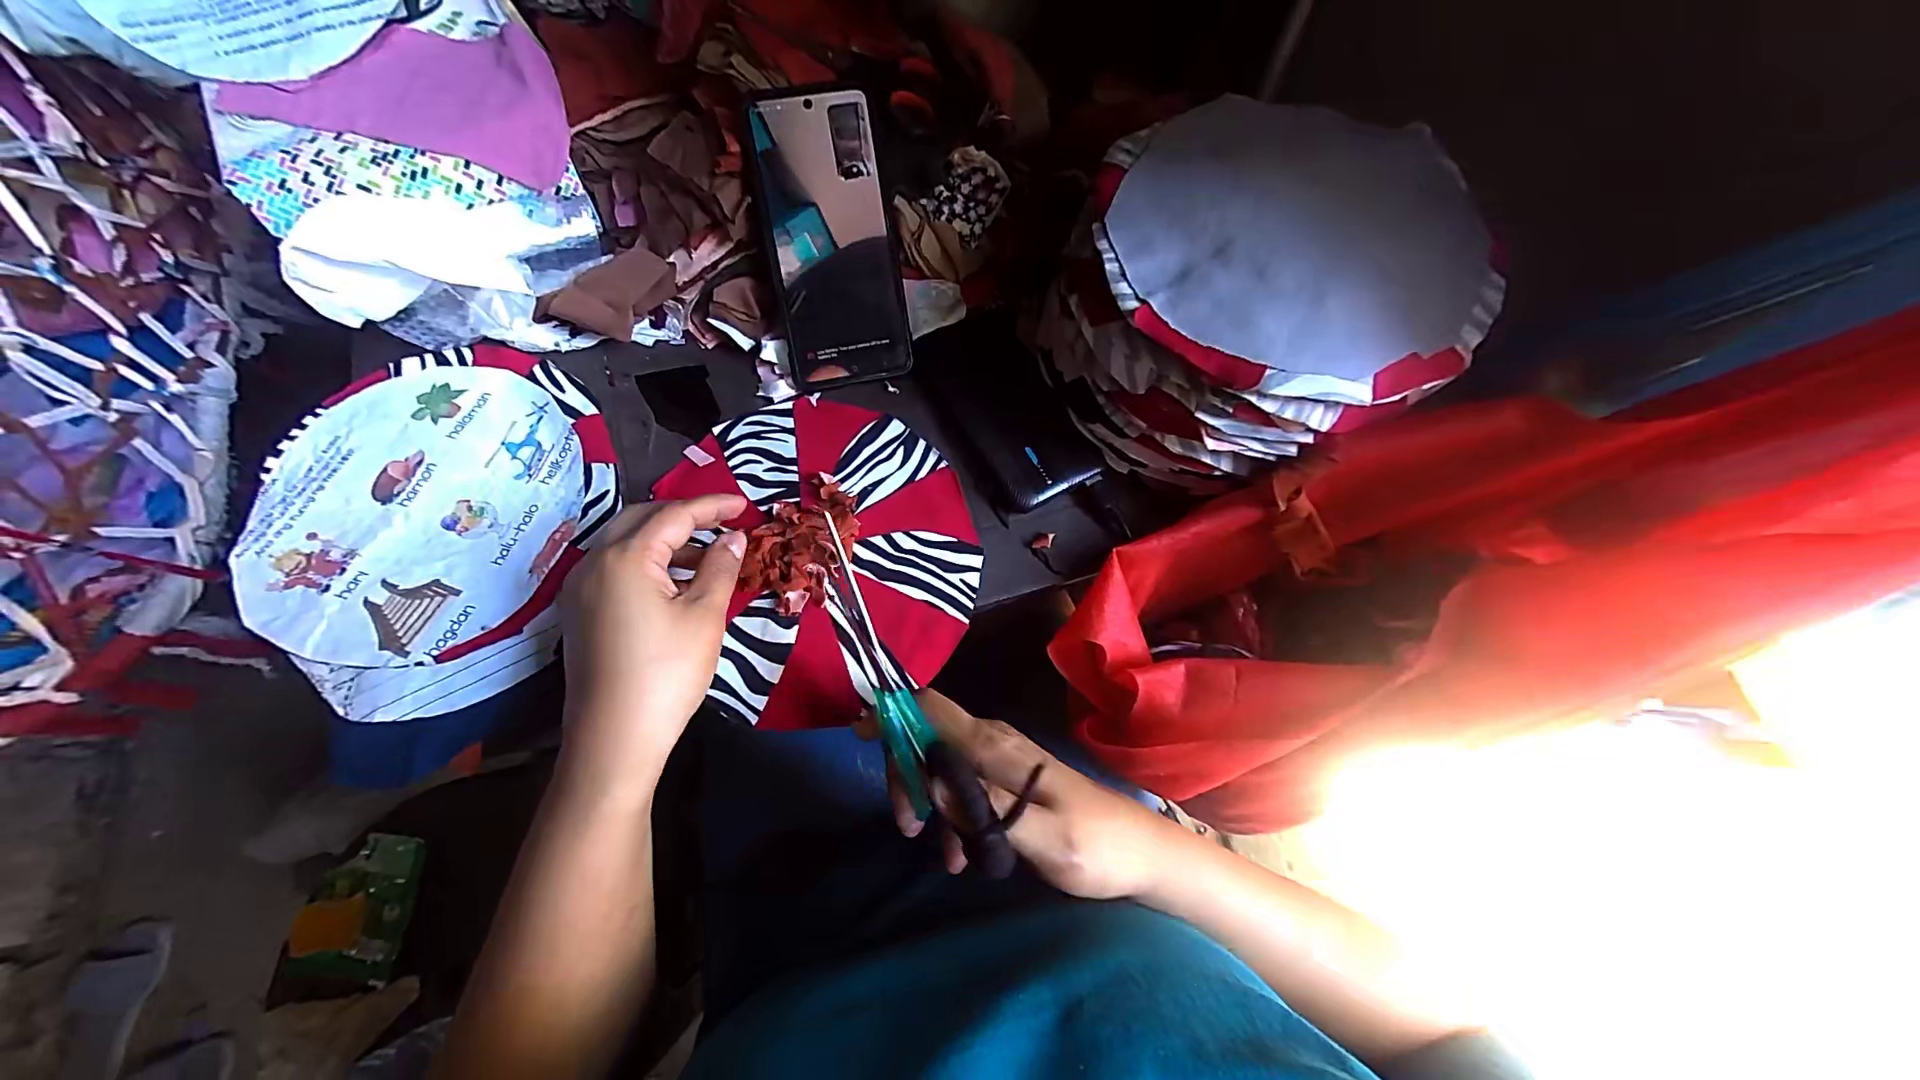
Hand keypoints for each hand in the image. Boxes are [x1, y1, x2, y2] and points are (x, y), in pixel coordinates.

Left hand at [558, 495, 746, 784]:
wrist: (615, 738)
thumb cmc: (667, 672)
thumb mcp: (705, 615)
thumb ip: (720, 566)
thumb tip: (733, 537)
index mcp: (625, 557)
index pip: (673, 515)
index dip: (712, 506)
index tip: (744, 504)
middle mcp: (593, 563)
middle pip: (641, 520)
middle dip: (684, 517)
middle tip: (723, 523)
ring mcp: (580, 589)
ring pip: (626, 544)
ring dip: (666, 542)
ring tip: (708, 556)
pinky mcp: (580, 612)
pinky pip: (616, 569)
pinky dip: (649, 564)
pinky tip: (677, 583)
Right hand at [865, 689, 1191, 899]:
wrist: (1142, 854)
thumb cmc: (1096, 846)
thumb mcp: (1043, 836)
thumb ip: (984, 807)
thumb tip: (929, 779)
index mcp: (997, 746)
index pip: (933, 707)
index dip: (894, 710)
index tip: (862, 732)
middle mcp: (994, 741)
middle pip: (928, 736)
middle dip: (906, 775)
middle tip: (907, 826)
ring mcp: (1001, 760)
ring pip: (941, 765)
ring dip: (928, 804)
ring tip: (943, 857)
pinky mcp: (1007, 781)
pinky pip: (961, 786)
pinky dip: (951, 816)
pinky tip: (961, 855)